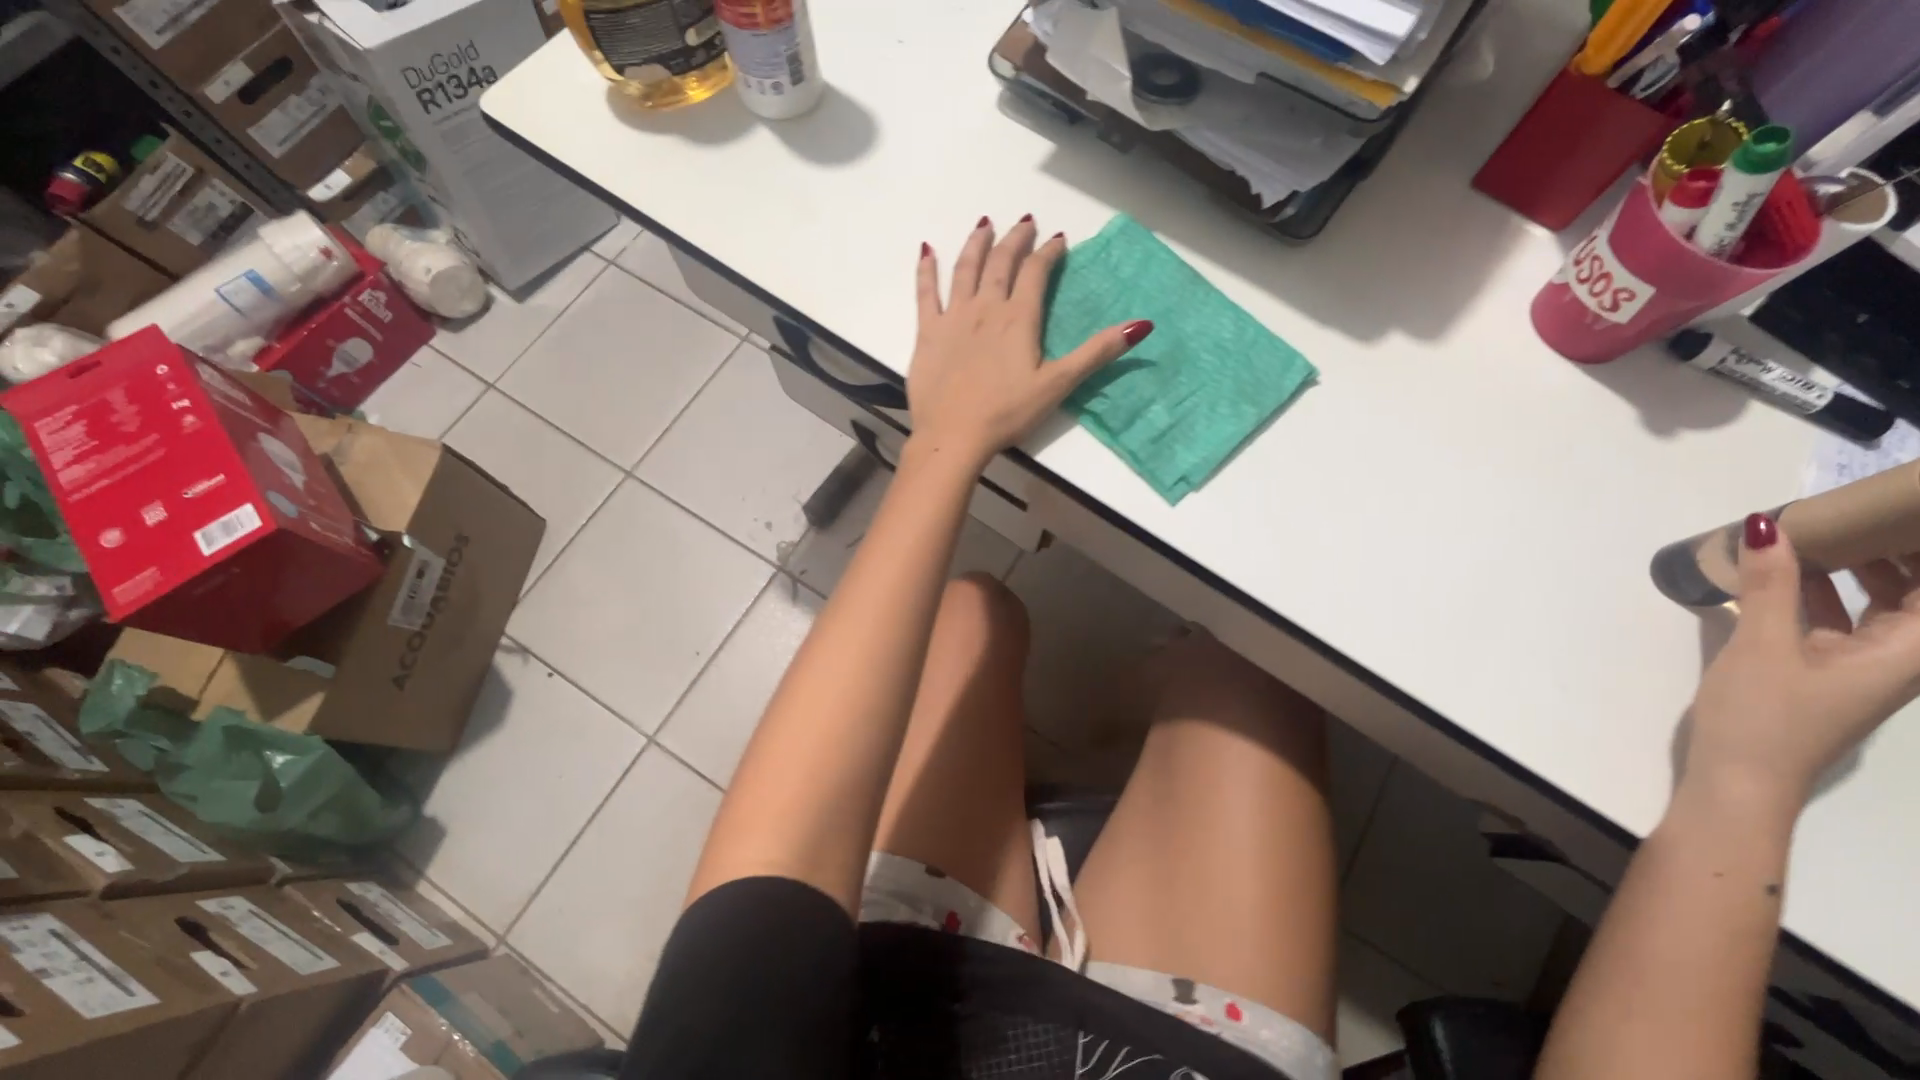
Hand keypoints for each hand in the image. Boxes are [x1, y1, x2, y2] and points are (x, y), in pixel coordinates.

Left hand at [906, 216, 1150, 468]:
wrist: (953, 434)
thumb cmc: (1007, 413)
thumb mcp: (1058, 385)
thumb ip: (1096, 352)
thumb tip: (1140, 325)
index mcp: (1018, 318)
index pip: (1036, 273)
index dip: (1048, 253)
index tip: (1057, 239)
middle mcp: (985, 308)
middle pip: (1001, 263)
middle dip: (1015, 240)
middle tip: (1024, 224)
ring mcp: (953, 317)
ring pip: (965, 269)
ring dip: (976, 244)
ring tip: (984, 224)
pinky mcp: (927, 333)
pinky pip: (925, 293)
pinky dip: (927, 269)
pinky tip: (927, 251)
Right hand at [1684, 514, 1919, 810]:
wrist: (1739, 784)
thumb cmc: (1764, 718)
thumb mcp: (1763, 646)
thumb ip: (1770, 585)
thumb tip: (1769, 524)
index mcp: (1907, 654)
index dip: (1919, 547)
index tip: (1898, 508)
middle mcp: (1898, 659)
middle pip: (1916, 595)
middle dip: (1893, 550)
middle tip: (1856, 508)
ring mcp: (1860, 667)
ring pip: (1879, 605)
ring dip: (1856, 568)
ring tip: (1818, 531)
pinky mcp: (1824, 674)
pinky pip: (1840, 621)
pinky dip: (1821, 593)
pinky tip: (1785, 574)